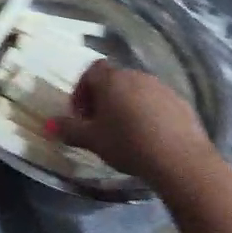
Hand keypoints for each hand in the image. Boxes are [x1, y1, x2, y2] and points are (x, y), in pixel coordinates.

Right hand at [51, 61, 217, 183]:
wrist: (181, 160)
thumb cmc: (128, 144)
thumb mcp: (92, 140)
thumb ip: (68, 129)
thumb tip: (48, 124)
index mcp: (112, 80)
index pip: (91, 72)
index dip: (82, 90)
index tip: (82, 115)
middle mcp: (137, 76)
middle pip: (114, 80)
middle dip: (104, 99)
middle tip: (101, 125)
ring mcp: (163, 88)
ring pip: (137, 91)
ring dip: (128, 106)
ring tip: (127, 133)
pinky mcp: (183, 104)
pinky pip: (158, 104)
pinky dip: (150, 115)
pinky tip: (151, 138)